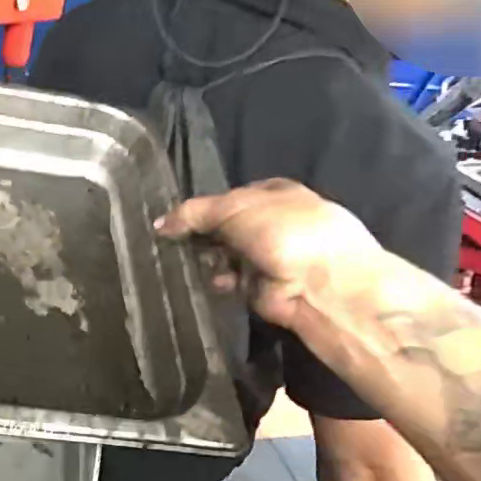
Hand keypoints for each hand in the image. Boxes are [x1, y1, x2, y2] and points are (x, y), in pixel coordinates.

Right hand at [156, 180, 380, 328]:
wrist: (322, 283)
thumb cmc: (282, 231)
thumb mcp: (233, 208)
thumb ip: (193, 213)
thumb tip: (158, 223)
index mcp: (271, 194)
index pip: (226, 198)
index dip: (201, 207)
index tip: (175, 219)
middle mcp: (268, 223)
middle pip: (221, 227)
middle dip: (199, 235)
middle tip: (172, 242)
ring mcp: (264, 255)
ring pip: (221, 254)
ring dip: (205, 259)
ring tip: (189, 262)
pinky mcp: (257, 285)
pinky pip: (227, 279)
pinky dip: (217, 280)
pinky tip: (212, 280)